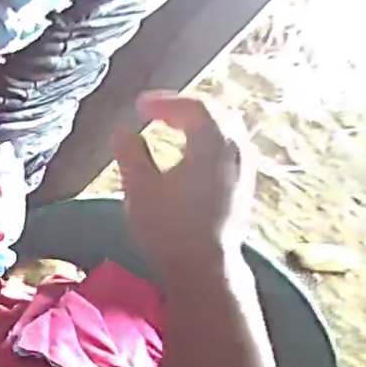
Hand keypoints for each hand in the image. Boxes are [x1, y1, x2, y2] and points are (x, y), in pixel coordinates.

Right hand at [111, 91, 254, 285]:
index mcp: (212, 144)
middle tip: (153, 112)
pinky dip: (205, 140)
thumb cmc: (167, 228)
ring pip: (224, 130)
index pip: (193, 108)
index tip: (138, 104)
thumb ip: (131, 155)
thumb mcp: (140, 189)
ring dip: (196, 124)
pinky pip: (226, 147)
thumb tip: (121, 132)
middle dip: (182, 109)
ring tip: (170, 128)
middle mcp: (236, 149)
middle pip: (215, 114)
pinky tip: (188, 154)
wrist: (203, 264)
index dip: (164, 102)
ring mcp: (244, 167)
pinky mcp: (242, 183)